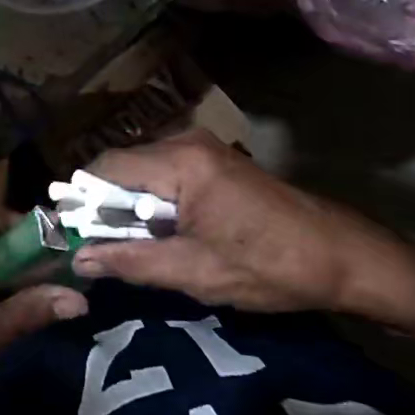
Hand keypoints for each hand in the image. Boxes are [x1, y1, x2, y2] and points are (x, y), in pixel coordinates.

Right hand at [71, 130, 414, 323]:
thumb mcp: (196, 272)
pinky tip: (161, 232)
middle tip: (101, 247)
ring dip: (128, 204)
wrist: (343, 256)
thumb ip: (132, 262)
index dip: (82, 199)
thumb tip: (79, 259)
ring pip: (140, 169)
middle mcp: (185, 141)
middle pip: (121, 165)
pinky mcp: (212, 159)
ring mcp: (201, 146)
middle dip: (104, 204)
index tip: (71, 233)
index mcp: (180, 162)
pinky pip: (163, 172)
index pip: (106, 167)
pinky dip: (152, 200)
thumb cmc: (270, 267)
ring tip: (132, 246)